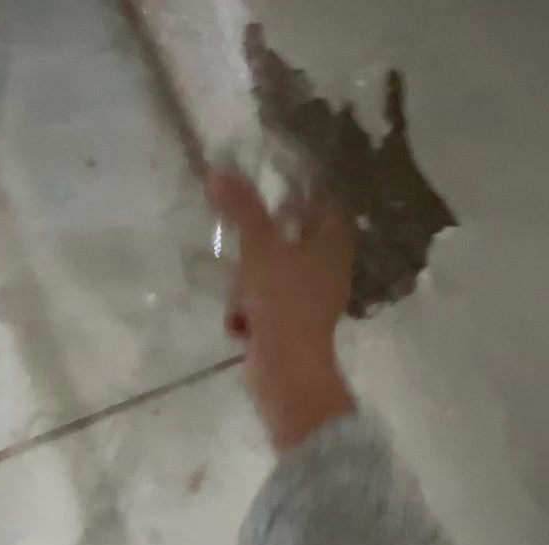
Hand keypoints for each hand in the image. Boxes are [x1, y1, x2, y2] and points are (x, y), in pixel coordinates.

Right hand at [206, 168, 357, 449]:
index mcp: (331, 244)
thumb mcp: (258, 246)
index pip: (318, 207)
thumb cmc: (283, 301)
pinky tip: (240, 328)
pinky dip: (248, 317)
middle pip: (286, 245)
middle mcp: (328, 271)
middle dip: (255, 255)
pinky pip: (264, 312)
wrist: (287, 369)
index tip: (263, 207)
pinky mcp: (292, 332)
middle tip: (239, 257)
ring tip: (238, 303)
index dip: (291, 202)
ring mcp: (310, 305)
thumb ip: (240, 208)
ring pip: (269, 281)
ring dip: (246, 290)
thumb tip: (216, 170)